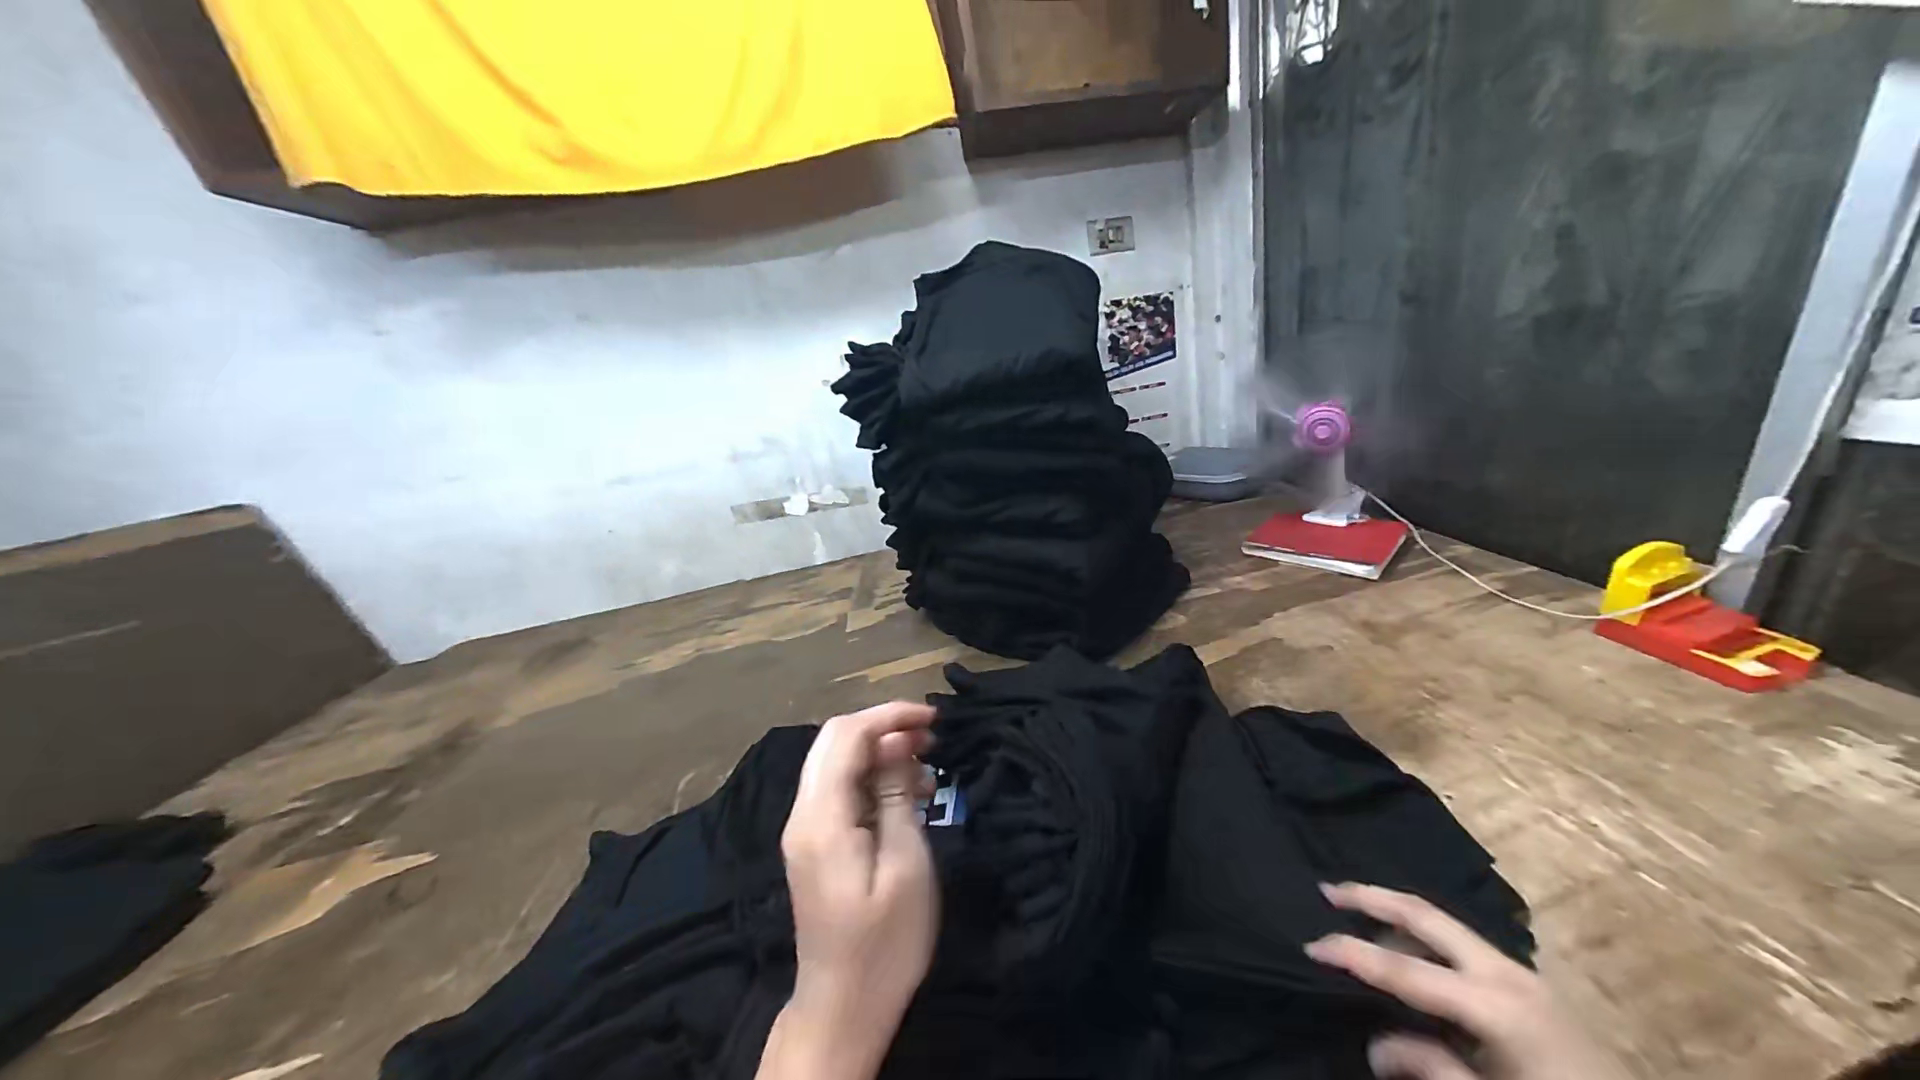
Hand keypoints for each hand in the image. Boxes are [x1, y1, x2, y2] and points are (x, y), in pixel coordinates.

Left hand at [759, 702, 939, 1079]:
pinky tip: (907, 793)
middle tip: (931, 738)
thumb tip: (896, 743)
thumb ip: (895, 796)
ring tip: (926, 765)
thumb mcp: (906, 866)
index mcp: (821, 817)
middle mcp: (803, 814)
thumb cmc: (884, 943)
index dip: (889, 715)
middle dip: (884, 727)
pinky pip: (840, 790)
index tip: (934, 719)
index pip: (846, 735)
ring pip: (837, 762)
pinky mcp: (815, 843)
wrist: (843, 1007)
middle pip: (835, 741)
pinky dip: (872, 778)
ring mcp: (805, 829)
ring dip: (879, 751)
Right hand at [1305, 883, 1629, 1079]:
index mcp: (1495, 1005)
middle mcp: (1506, 974)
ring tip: (1357, 913)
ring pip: (1445, 924)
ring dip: (1396, 914)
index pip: (1403, 969)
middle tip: (1327, 889)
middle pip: (1426, 916)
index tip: (1310, 945)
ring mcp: (1522, 975)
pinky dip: (1424, 937)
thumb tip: (1375, 1045)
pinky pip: (1464, 945)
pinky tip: (1408, 951)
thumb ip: (1431, 1068)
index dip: (1351, 954)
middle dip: (1373, 897)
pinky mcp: (1531, 987)